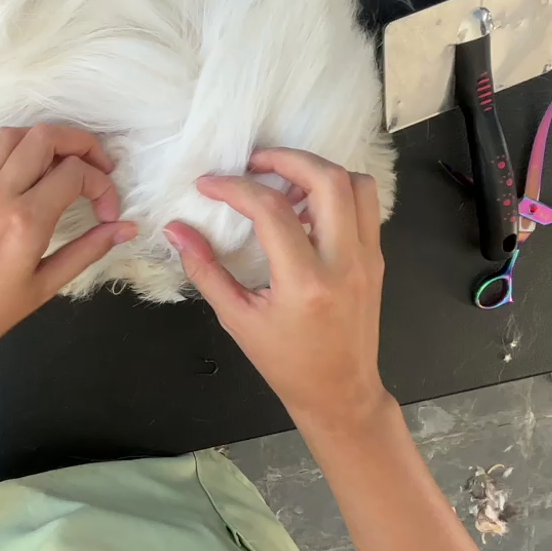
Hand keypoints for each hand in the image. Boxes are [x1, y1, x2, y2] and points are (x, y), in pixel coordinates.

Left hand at [0, 125, 136, 372]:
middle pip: (45, 136)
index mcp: (27, 220)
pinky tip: (12, 170)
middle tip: (95, 167)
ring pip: (9, 135)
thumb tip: (126, 228)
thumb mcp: (45, 286)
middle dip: (80, 142)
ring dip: (40, 141)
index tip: (107, 214)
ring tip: (56, 165)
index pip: (76, 173)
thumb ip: (88, 250)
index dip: (103, 186)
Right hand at [164, 148, 391, 434]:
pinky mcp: (376, 258)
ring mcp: (367, 257)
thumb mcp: (235, 318)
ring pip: (356, 185)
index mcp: (304, 282)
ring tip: (282, 182)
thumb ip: (205, 269)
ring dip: (317, 172)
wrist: (339, 392)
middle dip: (286, 158)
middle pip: (327, 180)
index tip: (208, 185)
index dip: (234, 187)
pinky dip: (334, 192)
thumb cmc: (284, 362)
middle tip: (253, 161)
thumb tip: (176, 230)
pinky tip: (303, 208)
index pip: (270, 210)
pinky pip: (363, 206)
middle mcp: (344, 261)